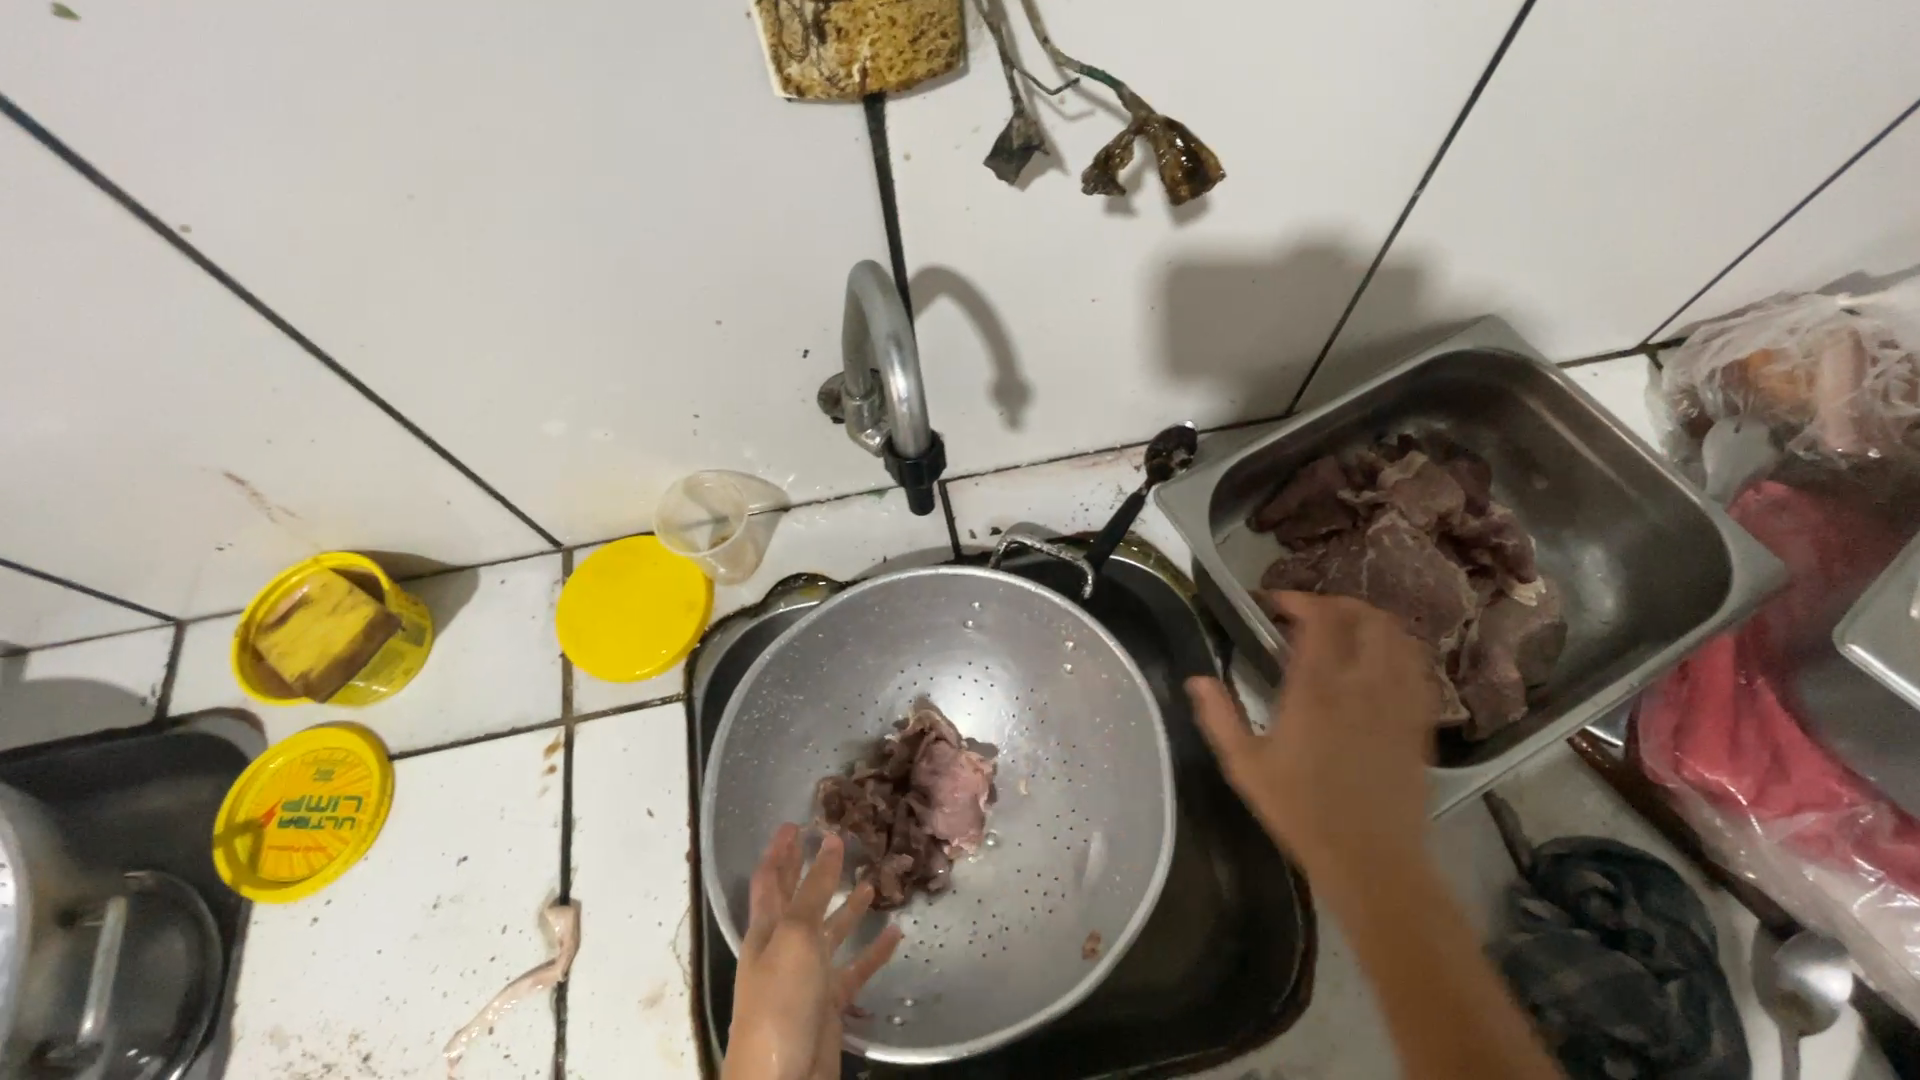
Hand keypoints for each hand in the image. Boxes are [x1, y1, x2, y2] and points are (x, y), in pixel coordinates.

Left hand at [723, 825, 903, 1079]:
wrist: (782, 1079)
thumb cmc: (780, 1000)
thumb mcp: (795, 935)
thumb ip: (814, 890)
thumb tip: (829, 841)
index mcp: (767, 928)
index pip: (770, 879)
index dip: (779, 850)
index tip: (793, 822)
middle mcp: (785, 946)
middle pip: (800, 898)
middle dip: (812, 869)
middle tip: (834, 837)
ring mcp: (808, 976)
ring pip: (831, 931)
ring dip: (847, 906)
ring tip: (869, 879)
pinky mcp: (831, 1002)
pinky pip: (856, 968)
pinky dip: (874, 950)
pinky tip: (895, 932)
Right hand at [1186, 591, 1440, 893]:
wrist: (1371, 859)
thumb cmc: (1300, 812)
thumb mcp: (1244, 766)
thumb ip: (1219, 717)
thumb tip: (1198, 679)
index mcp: (1315, 691)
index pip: (1318, 619)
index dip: (1297, 599)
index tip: (1274, 603)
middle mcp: (1362, 685)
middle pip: (1363, 616)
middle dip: (1334, 602)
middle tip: (1307, 613)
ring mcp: (1397, 701)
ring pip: (1396, 635)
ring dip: (1368, 620)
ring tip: (1342, 630)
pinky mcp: (1420, 720)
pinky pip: (1416, 666)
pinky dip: (1397, 649)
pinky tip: (1378, 662)